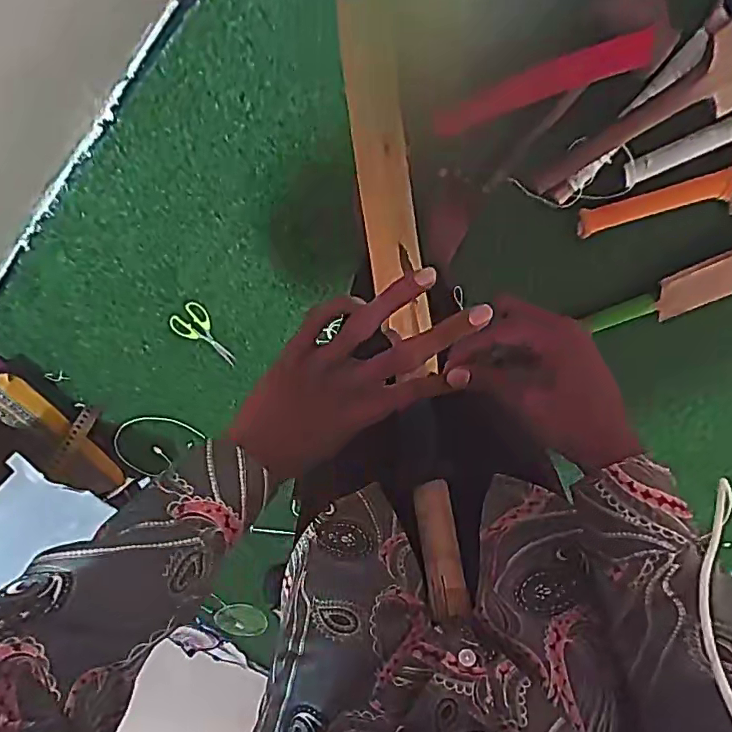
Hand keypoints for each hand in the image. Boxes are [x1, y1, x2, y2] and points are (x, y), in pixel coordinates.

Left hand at [225, 268, 493, 479]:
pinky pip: (320, 317)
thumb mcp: (342, 437)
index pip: (414, 391)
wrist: (254, 456)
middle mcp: (351, 383)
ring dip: (399, 296)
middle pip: (405, 352)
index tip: (469, 370)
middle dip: (446, 332)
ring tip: (425, 275)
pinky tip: (354, 302)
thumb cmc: (300, 454)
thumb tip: (384, 385)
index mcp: (365, 411)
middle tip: (477, 312)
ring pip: (366, 323)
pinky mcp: (295, 351)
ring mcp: (322, 363)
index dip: (443, 380)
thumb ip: (365, 409)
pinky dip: (340, 304)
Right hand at [445, 296, 641, 471]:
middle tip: (462, 359)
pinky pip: (534, 339)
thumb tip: (452, 374)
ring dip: (497, 341)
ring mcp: (569, 336)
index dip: (469, 345)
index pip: (500, 326)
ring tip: (474, 367)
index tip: (447, 364)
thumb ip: (488, 380)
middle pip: (511, 312)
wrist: (610, 444)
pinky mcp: (571, 350)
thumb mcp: (524, 401)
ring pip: (522, 324)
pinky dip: (513, 349)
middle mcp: (562, 325)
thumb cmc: (568, 422)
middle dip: (482, 333)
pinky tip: (498, 370)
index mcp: (554, 333)